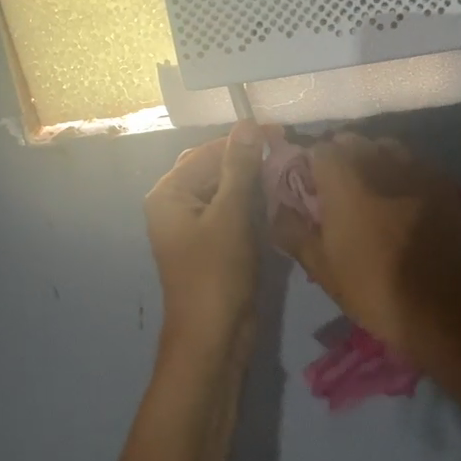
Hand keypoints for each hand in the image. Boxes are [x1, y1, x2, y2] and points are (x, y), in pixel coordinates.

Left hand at [143, 122, 280, 344]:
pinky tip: (281, 200)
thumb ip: (240, 167)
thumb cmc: (216, 273)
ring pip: (229, 192)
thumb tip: (248, 123)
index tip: (282, 132)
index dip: (243, 140)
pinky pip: (235, 214)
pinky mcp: (215, 245)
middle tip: (289, 152)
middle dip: (251, 161)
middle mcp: (177, 206)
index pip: (207, 152)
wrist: (214, 338)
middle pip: (216, 170)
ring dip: (256, 183)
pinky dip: (255, 205)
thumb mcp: (231, 215)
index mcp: (169, 194)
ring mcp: (196, 227)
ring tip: (290, 173)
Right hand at [271, 132, 460, 356]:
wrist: (441, 306)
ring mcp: (415, 168)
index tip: (310, 189)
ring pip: (386, 148)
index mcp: (344, 177)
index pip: (319, 149)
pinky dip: (403, 172)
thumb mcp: (321, 267)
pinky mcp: (443, 182)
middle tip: (338, 192)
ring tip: (372, 191)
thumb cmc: (373, 287)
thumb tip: (278, 211)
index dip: (310, 166)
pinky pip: (415, 163)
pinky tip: (403, 198)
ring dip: (373, 160)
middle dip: (340, 158)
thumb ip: (293, 232)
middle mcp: (379, 161)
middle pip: (352, 142)